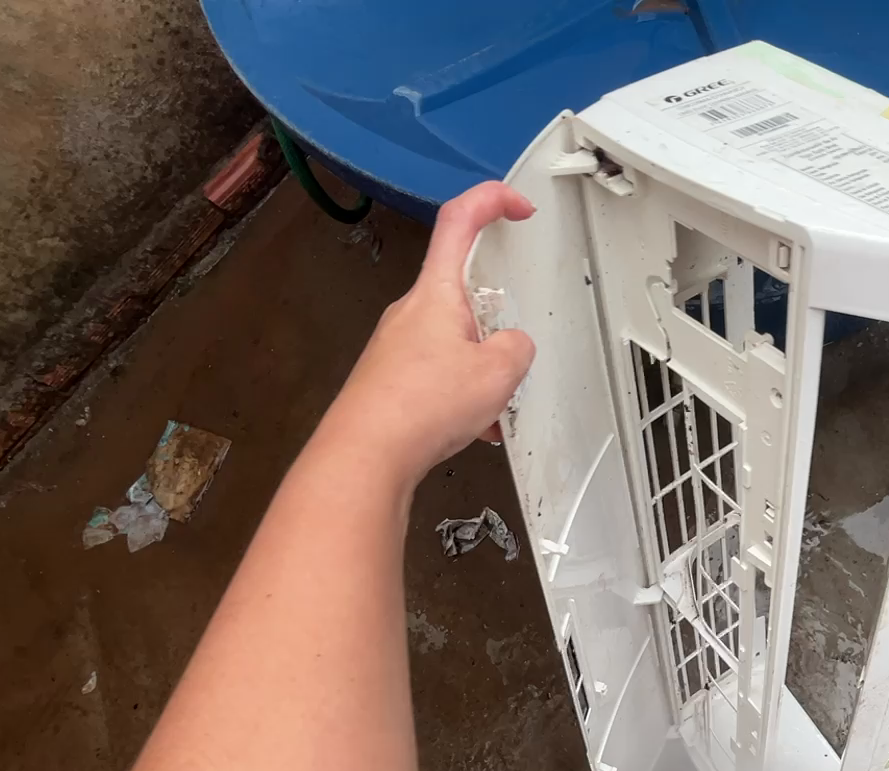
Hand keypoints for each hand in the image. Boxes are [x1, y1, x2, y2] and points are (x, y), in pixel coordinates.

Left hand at [318, 182, 535, 486]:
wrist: (368, 452)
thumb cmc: (428, 402)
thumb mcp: (499, 372)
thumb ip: (518, 347)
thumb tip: (513, 345)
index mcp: (437, 292)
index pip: (459, 221)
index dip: (491, 201)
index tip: (520, 207)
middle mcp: (412, 311)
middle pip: (465, 295)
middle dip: (498, 325)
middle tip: (513, 360)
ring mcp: (399, 345)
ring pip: (457, 343)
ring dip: (484, 370)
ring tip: (493, 410)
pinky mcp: (393, 378)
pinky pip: (441, 374)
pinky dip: (465, 395)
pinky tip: (474, 428)